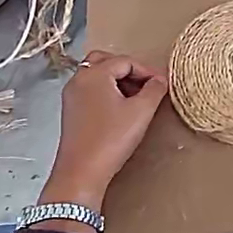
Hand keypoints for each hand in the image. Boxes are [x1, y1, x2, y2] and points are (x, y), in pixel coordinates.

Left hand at [41, 52, 169, 224]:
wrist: (82, 172)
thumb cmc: (110, 139)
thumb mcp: (141, 112)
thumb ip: (154, 90)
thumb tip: (160, 80)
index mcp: (94, 74)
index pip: (125, 61)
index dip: (147, 70)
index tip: (161, 84)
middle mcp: (79, 80)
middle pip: (105, 61)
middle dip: (128, 69)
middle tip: (145, 84)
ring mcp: (72, 96)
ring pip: (96, 75)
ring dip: (117, 80)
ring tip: (136, 98)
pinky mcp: (71, 111)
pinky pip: (90, 90)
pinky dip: (106, 91)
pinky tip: (120, 110)